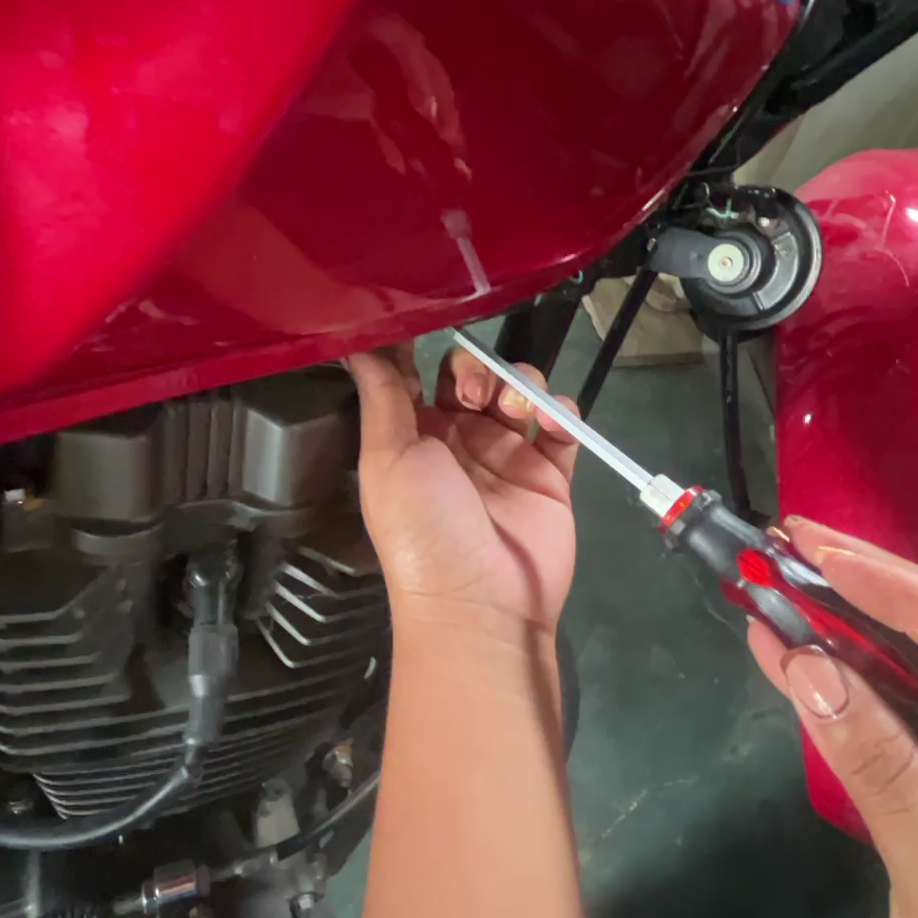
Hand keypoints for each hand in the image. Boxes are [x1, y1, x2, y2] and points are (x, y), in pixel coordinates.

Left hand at [344, 342, 578, 634]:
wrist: (480, 601)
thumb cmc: (423, 527)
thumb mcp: (388, 458)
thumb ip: (382, 398)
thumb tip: (355, 346)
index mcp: (413, 436)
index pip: (418, 375)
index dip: (424, 348)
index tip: (431, 316)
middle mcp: (458, 439)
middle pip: (473, 376)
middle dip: (477, 368)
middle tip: (475, 391)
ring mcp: (507, 455)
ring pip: (519, 392)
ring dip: (520, 385)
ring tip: (515, 409)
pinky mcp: (549, 472)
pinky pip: (561, 426)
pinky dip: (562, 414)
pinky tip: (553, 423)